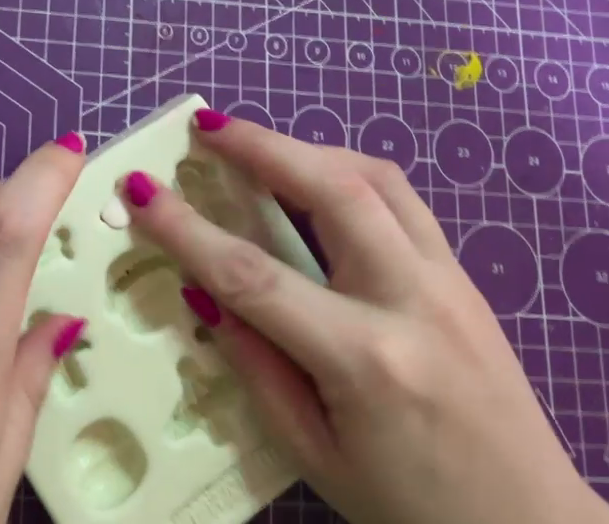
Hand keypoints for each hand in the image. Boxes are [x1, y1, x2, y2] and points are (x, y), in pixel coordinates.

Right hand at [125, 110, 608, 523]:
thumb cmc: (414, 510)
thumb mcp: (316, 455)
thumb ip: (256, 366)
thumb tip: (207, 293)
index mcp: (365, 361)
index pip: (253, 276)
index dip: (187, 228)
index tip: (142, 189)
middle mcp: (412, 300)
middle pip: (331, 189)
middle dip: (260, 145)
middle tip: (206, 125)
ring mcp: (449, 281)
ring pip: (376, 177)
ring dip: (307, 148)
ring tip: (257, 145)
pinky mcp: (466, 277)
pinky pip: (402, 200)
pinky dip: (348, 173)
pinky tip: (316, 183)